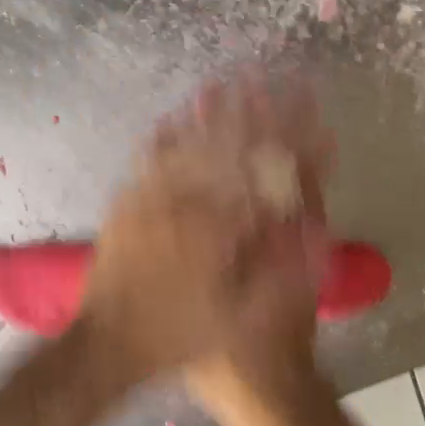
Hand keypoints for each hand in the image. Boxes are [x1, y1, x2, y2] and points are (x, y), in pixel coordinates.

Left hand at [75, 74, 333, 384]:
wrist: (105, 346)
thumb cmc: (176, 338)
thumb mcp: (238, 317)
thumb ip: (279, 273)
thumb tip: (319, 234)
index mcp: (214, 229)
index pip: (259, 173)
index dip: (286, 140)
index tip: (307, 112)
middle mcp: (180, 206)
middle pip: (220, 149)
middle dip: (246, 112)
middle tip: (265, 79)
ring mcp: (146, 204)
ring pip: (181, 148)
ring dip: (203, 116)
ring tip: (220, 84)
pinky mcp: (122, 210)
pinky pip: (145, 165)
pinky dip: (161, 140)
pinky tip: (168, 121)